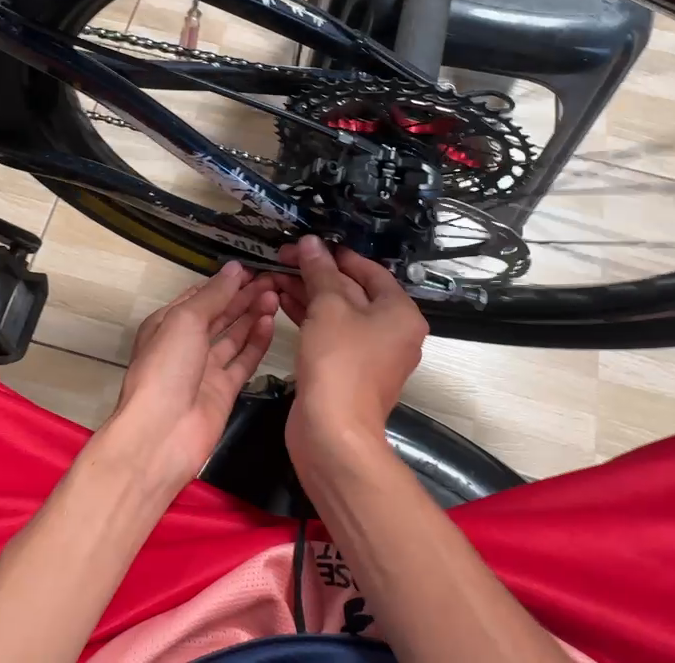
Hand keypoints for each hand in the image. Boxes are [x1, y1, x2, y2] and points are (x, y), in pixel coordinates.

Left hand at [102, 262, 279, 490]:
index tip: (252, 268)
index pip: (200, 296)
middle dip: (243, 296)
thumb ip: (213, 295)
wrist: (162, 434)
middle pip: (220, 314)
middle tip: (272, 279)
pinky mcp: (224, 390)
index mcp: (168, 324)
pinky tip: (271, 323)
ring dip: (252, 315)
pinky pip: (244, 360)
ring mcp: (206, 369)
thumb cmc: (166, 368)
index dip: (225, 282)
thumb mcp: (185, 321)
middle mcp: (186, 344)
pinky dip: (257, 341)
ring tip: (275, 296)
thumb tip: (234, 268)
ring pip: (234, 336)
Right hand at [276, 236, 428, 467]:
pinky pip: (330, 333)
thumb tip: (311, 242)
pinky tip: (280, 300)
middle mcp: (392, 331)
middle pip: (352, 290)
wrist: (333, 432)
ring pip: (337, 313)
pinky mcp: (347, 370)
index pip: (369, 270)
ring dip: (307, 293)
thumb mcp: (328, 307)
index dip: (336, 254)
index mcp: (400, 312)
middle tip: (283, 257)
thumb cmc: (339, 362)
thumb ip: (320, 271)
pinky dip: (308, 317)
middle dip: (316, 273)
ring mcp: (369, 354)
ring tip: (274, 275)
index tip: (306, 244)